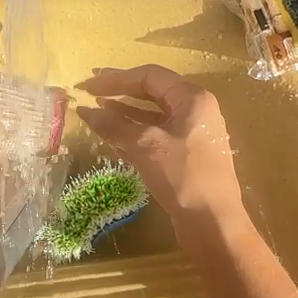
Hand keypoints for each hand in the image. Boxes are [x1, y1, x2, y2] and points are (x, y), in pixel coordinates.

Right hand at [77, 66, 243, 226]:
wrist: (212, 220)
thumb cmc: (183, 176)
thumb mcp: (145, 146)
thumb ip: (114, 125)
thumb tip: (85, 111)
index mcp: (192, 98)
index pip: (150, 76)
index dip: (116, 79)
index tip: (88, 86)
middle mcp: (195, 111)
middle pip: (153, 93)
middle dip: (120, 92)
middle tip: (90, 92)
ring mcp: (193, 134)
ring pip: (154, 116)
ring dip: (125, 113)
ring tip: (98, 113)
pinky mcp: (187, 156)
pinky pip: (157, 136)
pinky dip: (135, 134)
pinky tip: (114, 139)